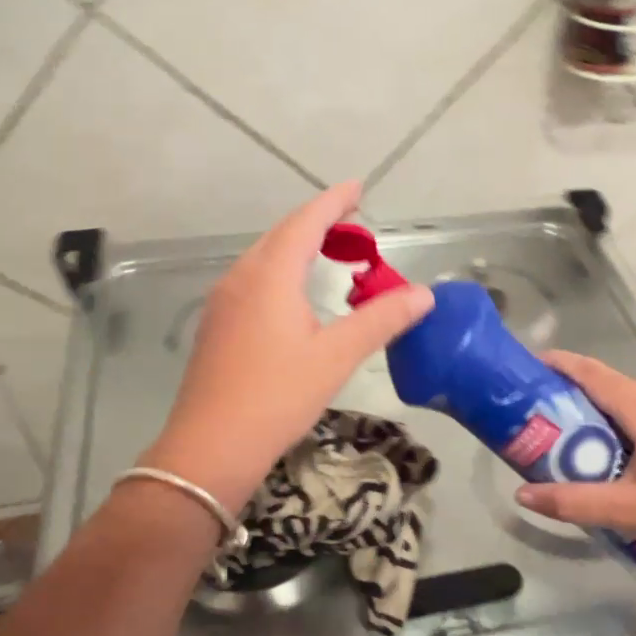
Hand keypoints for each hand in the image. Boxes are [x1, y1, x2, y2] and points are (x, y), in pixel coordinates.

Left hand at [140, 182, 434, 510]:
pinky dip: (281, 274)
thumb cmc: (277, 397)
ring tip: (330, 257)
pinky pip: (253, 282)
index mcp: (270, 275)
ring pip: (264, 259)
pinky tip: (296, 298)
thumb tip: (424, 294)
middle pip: (282, 236)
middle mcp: (241, 278)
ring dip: (297, 250)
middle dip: (317, 224)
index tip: (358, 187)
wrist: (211, 447)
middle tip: (353, 226)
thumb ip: (380, 321)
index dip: (334, 203)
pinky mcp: (217, 327)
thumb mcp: (336, 358)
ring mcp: (223, 302)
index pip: (306, 222)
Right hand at [515, 352, 635, 580]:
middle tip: (541, 414)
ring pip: (635, 401)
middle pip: (613, 385)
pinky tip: (620, 454)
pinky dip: (627, 423)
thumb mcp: (626, 513)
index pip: (595, 374)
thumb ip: (572, 501)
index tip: (530, 365)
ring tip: (574, 436)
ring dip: (603, 411)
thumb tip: (522, 493)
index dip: (561, 364)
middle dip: (575, 392)